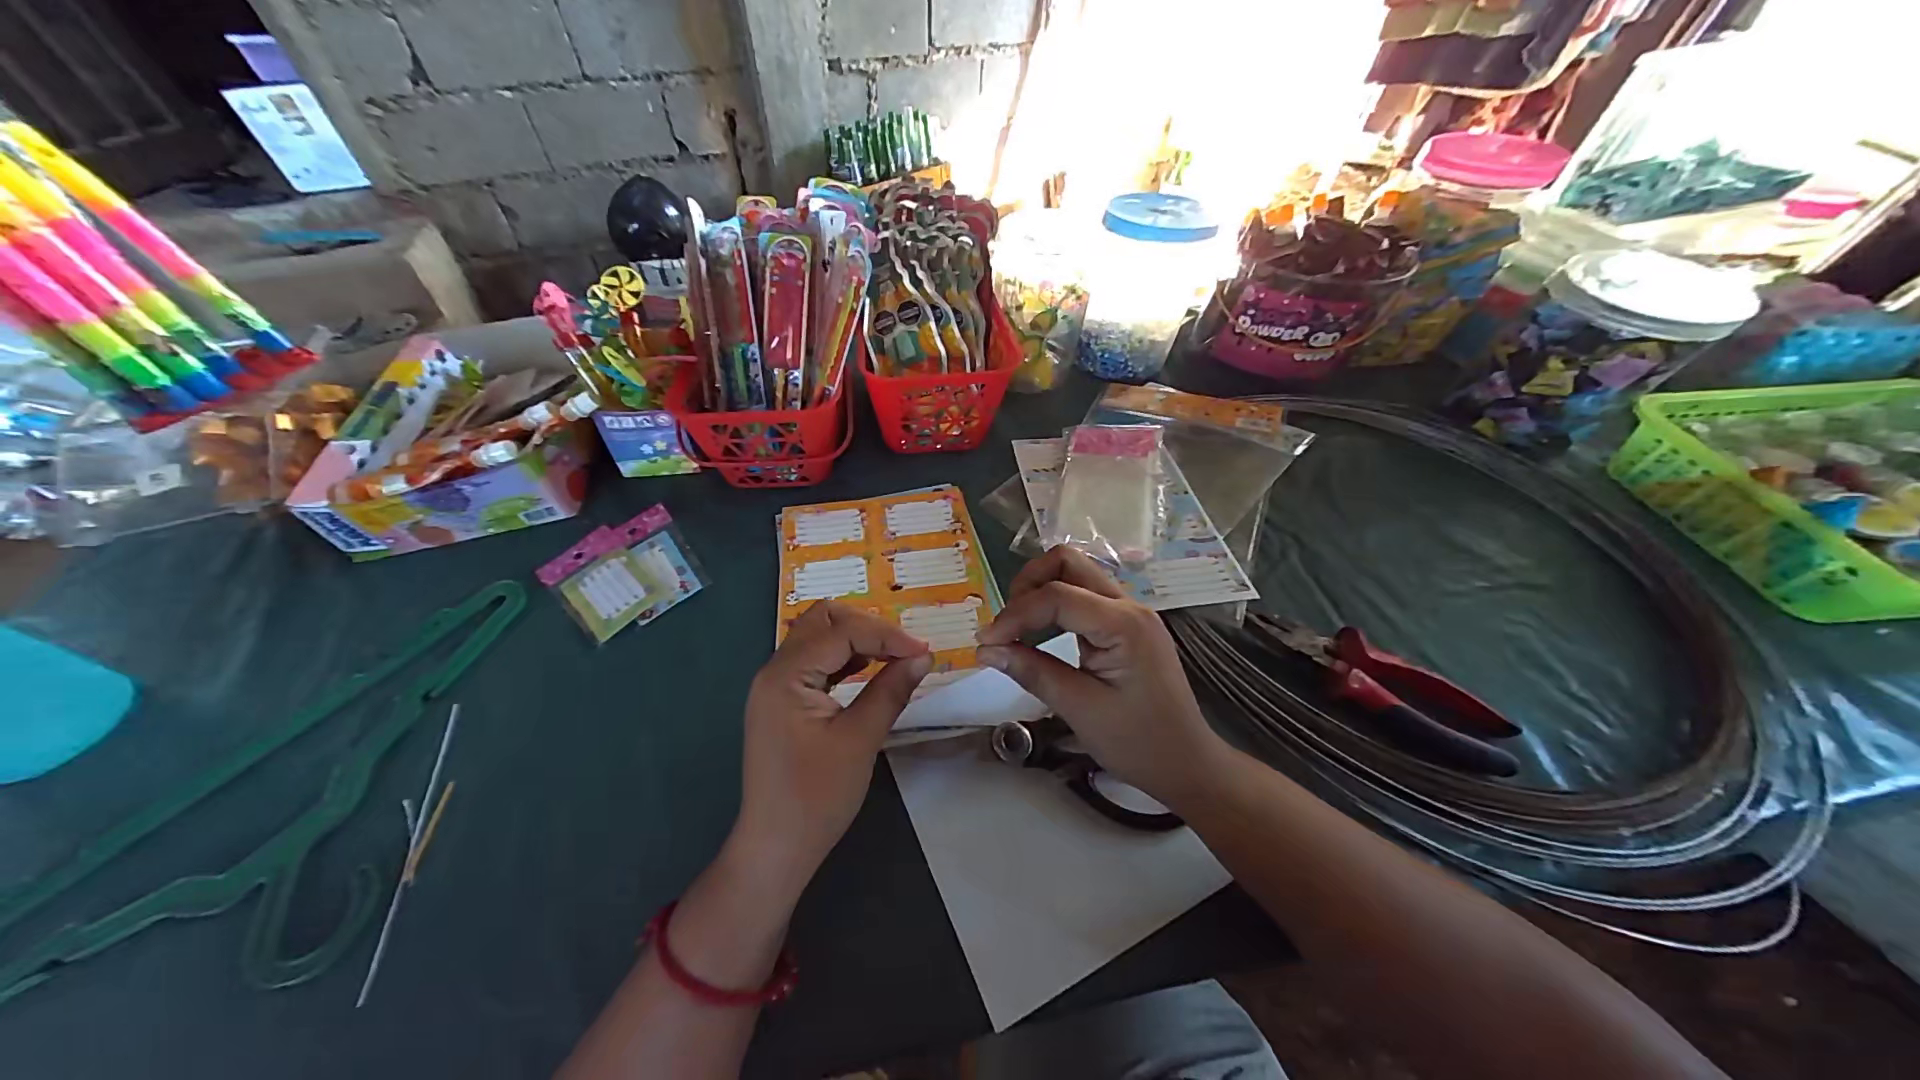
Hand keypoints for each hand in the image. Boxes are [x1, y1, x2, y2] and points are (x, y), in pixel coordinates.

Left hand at [735, 600, 932, 892]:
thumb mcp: (860, 740)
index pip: (841, 631)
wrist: (776, 847)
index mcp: (786, 675)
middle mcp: (774, 671)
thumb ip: (891, 691)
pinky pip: (815, 663)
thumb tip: (922, 657)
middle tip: (903, 651)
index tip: (923, 652)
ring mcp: (775, 686)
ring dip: (856, 640)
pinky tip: (869, 673)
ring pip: (818, 638)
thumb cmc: (817, 796)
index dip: (886, 636)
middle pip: (822, 620)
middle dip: (867, 626)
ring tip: (893, 659)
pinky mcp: (783, 702)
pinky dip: (844, 659)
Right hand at [975, 547, 1226, 806]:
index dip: (1015, 614)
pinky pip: (1086, 597)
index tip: (986, 642)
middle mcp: (1130, 606)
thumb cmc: (1138, 742)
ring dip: (1041, 591)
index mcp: (1123, 624)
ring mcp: (1132, 613)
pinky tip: (1041, 634)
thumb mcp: (1079, 709)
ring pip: (1076, 574)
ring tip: (1018, 629)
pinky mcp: (1128, 626)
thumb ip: (1032, 671)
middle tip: (1006, 624)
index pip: (1056, 596)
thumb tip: (985, 649)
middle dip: (1028, 584)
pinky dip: (1056, 606)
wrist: (1186, 763)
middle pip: (1068, 562)